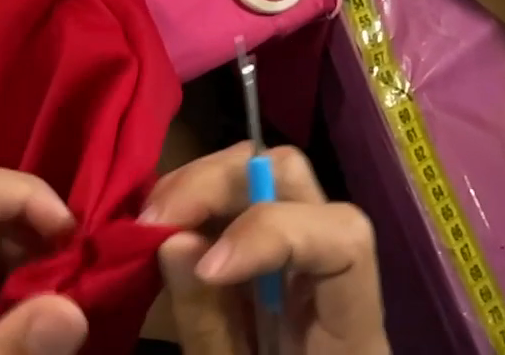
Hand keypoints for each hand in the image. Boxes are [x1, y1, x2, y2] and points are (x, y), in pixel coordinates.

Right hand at [143, 143, 387, 354]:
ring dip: (202, 183)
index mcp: (352, 330)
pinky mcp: (269, 254)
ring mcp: (301, 253)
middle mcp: (334, 270)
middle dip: (221, 181)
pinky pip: (237, 200)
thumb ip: (208, 325)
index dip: (272, 231)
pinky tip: (161, 221)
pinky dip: (196, 198)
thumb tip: (174, 239)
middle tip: (156, 216)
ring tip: (152, 218)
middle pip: (296, 180)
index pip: (344, 239)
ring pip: (264, 174)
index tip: (207, 265)